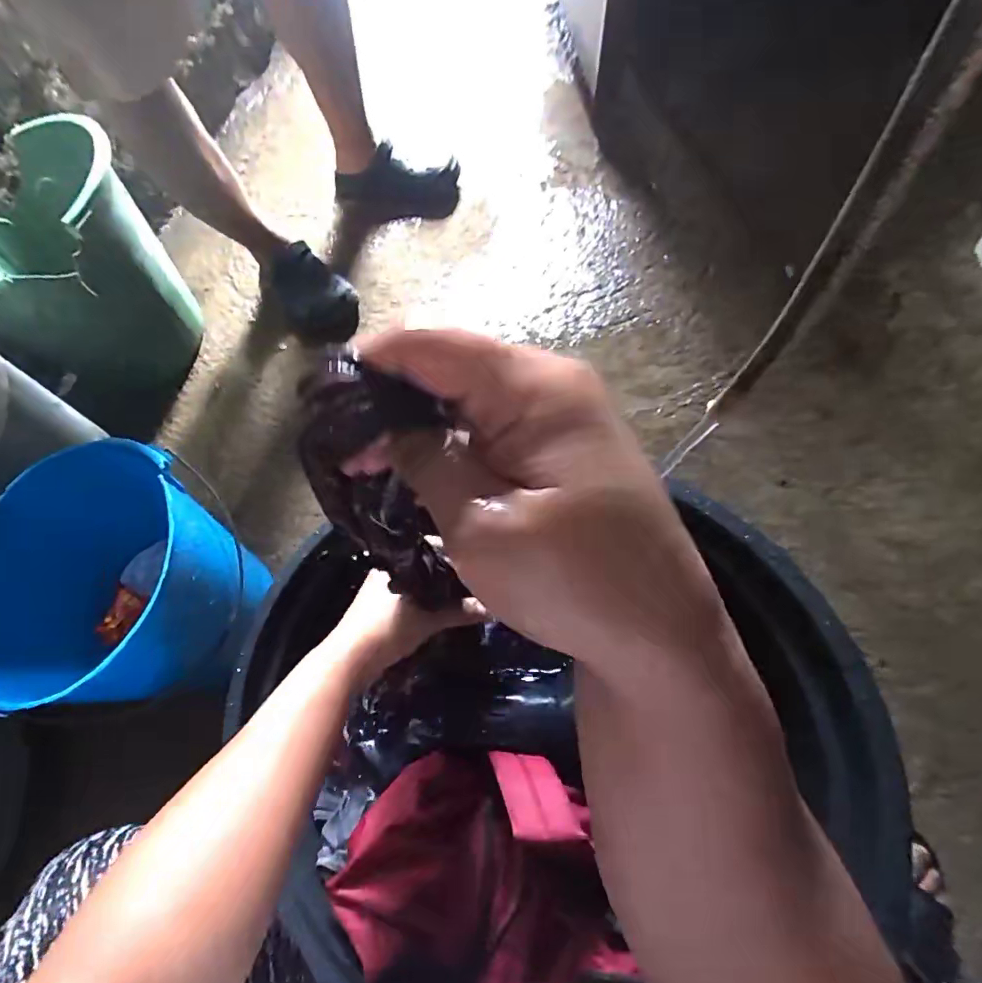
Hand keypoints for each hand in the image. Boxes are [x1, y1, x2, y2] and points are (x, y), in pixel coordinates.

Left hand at [323, 569, 485, 674]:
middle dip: (446, 576)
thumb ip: (460, 612)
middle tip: (474, 580)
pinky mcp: (380, 612)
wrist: (350, 660)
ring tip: (463, 596)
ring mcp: (381, 593)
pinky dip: (426, 605)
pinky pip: (411, 601)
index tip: (475, 561)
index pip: (429, 550)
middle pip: (424, 569)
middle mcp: (387, 573)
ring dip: (436, 593)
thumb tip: (491, 608)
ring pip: (418, 587)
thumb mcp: (429, 620)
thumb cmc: (386, 630)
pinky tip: (442, 611)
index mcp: (395, 564)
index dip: (452, 555)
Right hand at [351, 328, 729, 673]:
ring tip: (367, 465)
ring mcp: (561, 420)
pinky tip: (419, 475)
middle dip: (392, 401)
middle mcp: (551, 387)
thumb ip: (427, 461)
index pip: (435, 346)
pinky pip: (494, 434)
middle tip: (341, 446)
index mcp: (535, 388)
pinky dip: (453, 450)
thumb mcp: (482, 525)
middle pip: (453, 370)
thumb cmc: (573, 582)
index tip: (322, 395)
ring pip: (470, 405)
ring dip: (420, 430)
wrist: (659, 635)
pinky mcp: (561, 454)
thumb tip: (385, 425)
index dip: (375, 363)